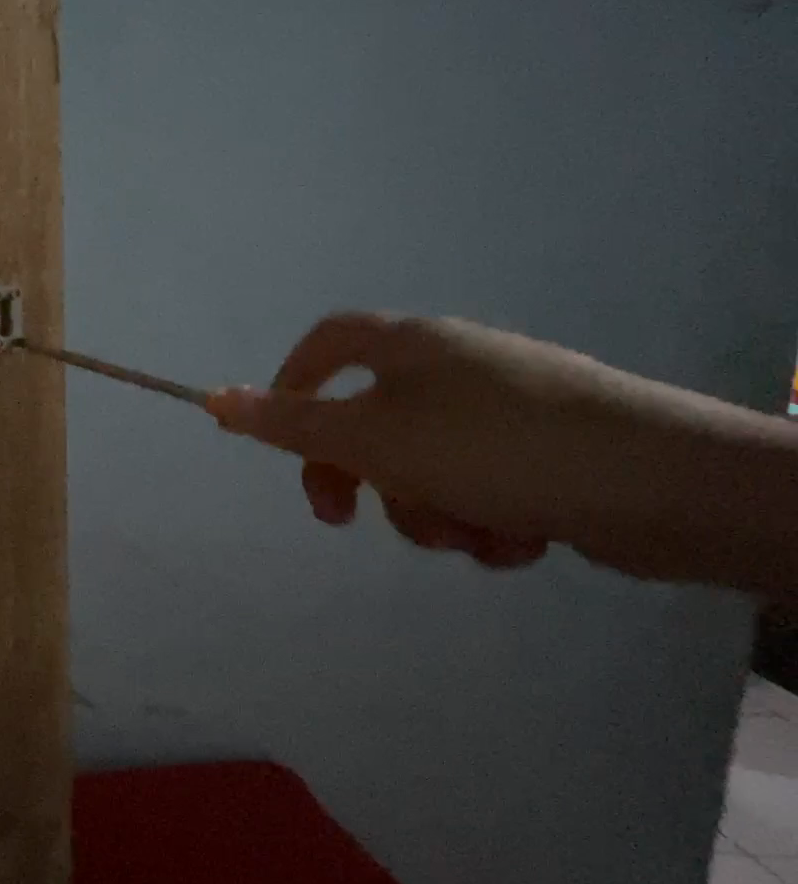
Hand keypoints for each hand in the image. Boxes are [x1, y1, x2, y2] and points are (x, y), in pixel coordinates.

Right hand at [206, 312, 777, 581]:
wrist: (669, 487)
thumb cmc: (494, 449)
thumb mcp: (371, 438)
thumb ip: (288, 424)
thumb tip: (213, 399)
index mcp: (410, 347)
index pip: (326, 343)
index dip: (290, 383)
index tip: (278, 437)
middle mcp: (454, 368)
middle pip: (368, 418)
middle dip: (357, 476)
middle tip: (343, 520)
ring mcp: (505, 410)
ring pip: (423, 465)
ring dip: (428, 511)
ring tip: (469, 536)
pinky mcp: (549, 454)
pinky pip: (480, 485)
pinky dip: (483, 519)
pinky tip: (516, 541)